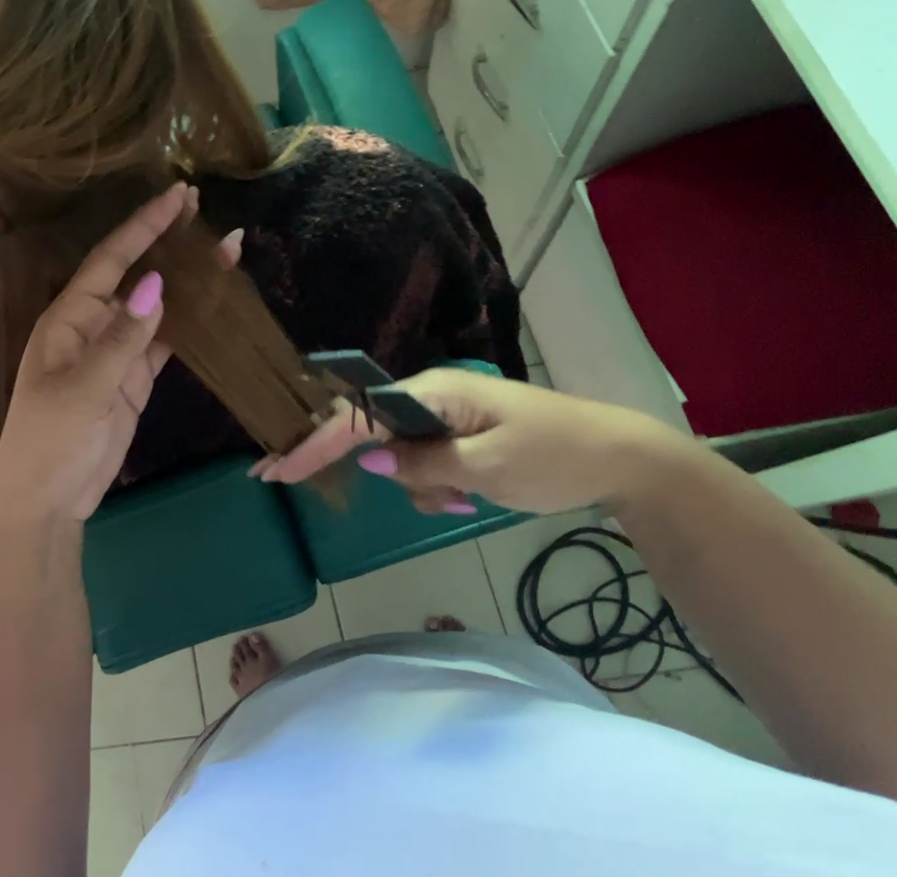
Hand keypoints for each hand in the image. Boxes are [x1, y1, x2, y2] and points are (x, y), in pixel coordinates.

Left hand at [0, 185, 239, 523]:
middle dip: (167, 243)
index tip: (178, 195)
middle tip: (204, 208)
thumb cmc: (51, 440)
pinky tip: (213, 303)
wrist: (47, 500)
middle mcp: (91, 327)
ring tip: (225, 251)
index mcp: (68, 319)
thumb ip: (122, 338)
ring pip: (156, 308)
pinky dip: (187, 324)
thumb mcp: (84, 388)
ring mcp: (114, 354)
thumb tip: (155, 284)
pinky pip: (163, 343)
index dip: (144, 226)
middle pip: (136, 276)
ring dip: (187, 284)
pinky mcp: (132, 381)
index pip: (110, 260)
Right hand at [261, 368, 696, 514]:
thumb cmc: (556, 457)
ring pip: (399, 456)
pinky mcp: (462, 436)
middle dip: (347, 461)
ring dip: (416, 486)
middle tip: (285, 479)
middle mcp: (434, 398)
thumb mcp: (488, 468)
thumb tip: (368, 458)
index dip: (313, 443)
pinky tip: (468, 499)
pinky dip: (436, 487)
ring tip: (460, 502)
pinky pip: (426, 464)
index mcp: (436, 392)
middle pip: (368, 430)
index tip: (274, 468)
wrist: (622, 458)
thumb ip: (424, 464)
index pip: (359, 418)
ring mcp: (448, 418)